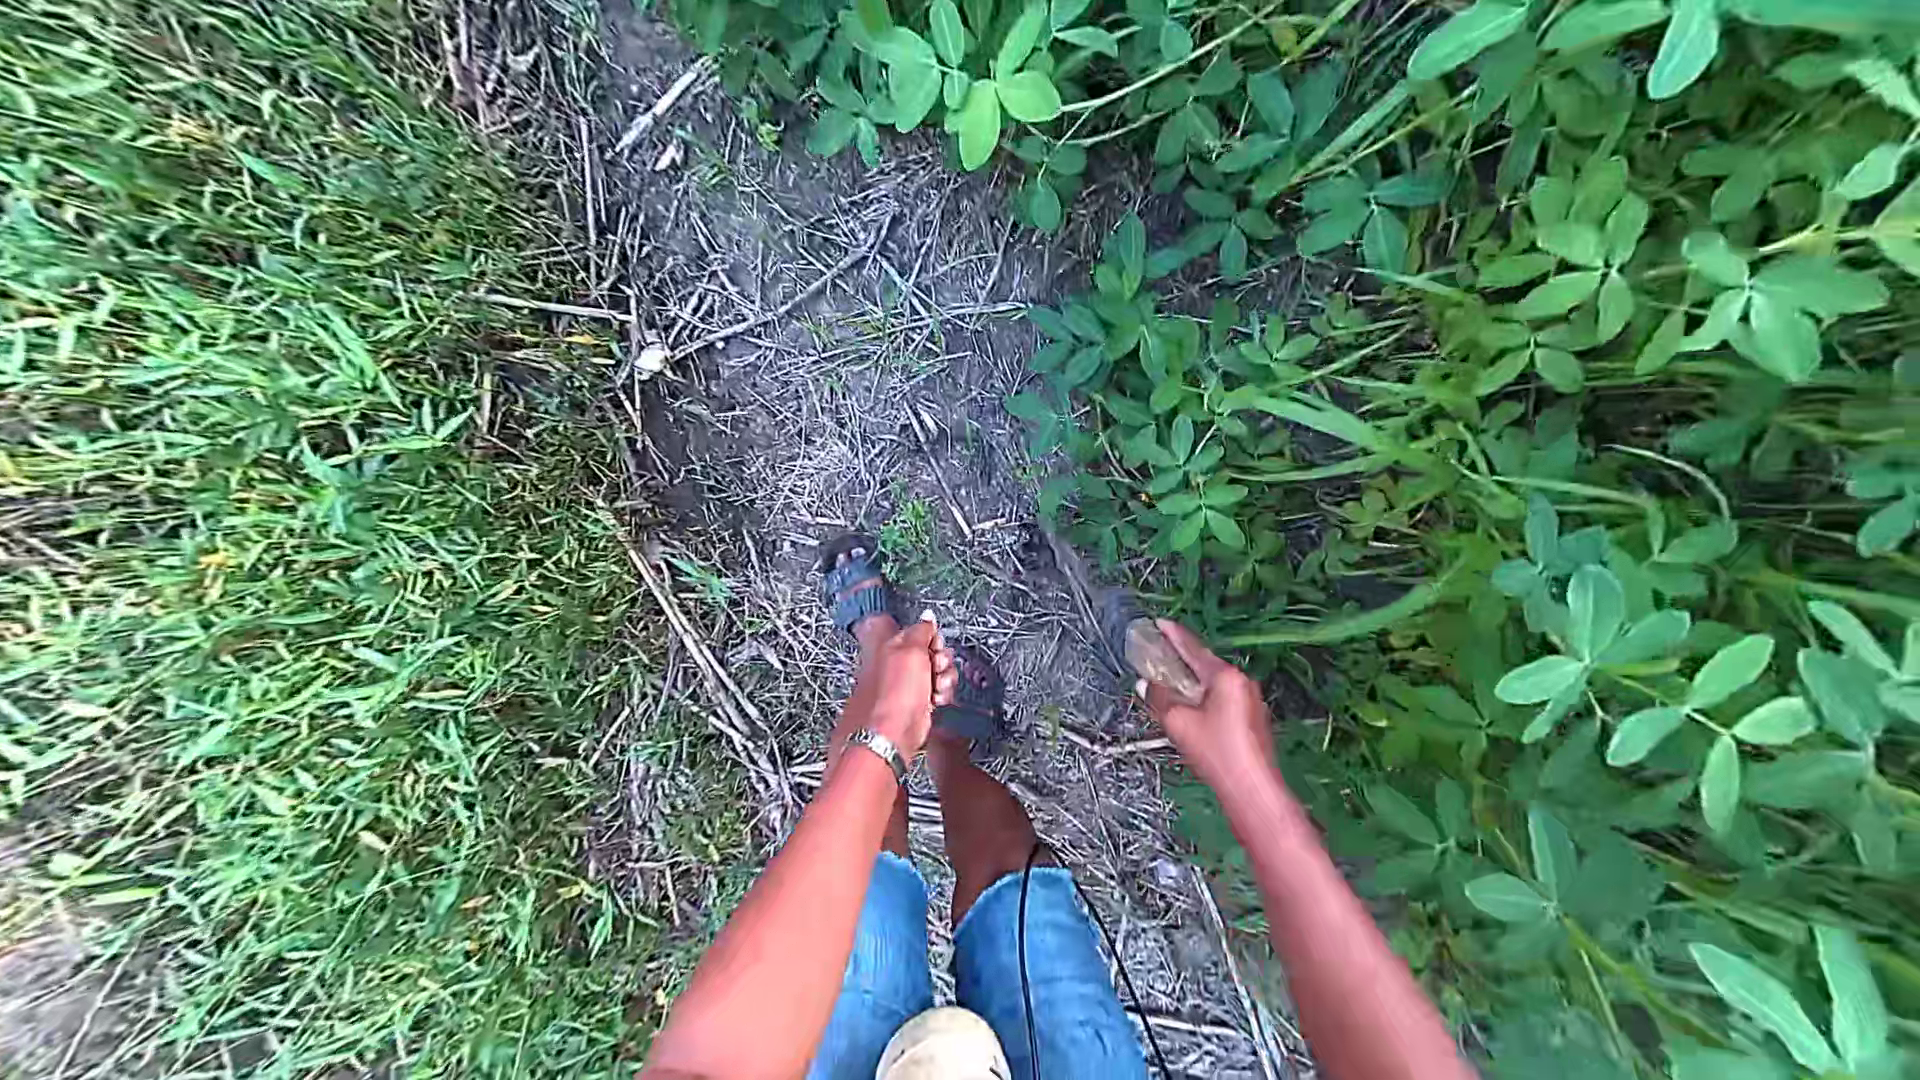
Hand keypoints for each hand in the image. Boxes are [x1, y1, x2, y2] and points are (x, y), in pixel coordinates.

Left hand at [844, 614, 956, 758]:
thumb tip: (928, 616)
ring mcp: (907, 687)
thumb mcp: (911, 650)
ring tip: (937, 687)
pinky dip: (941, 696)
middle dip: (941, 660)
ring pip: (938, 674)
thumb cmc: (894, 694)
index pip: (920, 633)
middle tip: (937, 667)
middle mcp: (898, 666)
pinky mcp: (917, 705)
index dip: (933, 639)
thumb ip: (922, 631)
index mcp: (892, 647)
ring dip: (944, 679)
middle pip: (932, 654)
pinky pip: (938, 693)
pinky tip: (936, 700)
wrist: (892, 734)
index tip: (935, 646)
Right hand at [1137, 620, 1273, 789]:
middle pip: (1204, 665)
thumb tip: (1146, 685)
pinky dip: (1204, 697)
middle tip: (1159, 656)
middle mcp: (1242, 683)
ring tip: (1170, 684)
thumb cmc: (1217, 753)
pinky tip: (1191, 708)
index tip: (1159, 623)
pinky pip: (1223, 698)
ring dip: (1192, 682)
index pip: (1193, 648)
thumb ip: (1159, 698)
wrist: (1252, 791)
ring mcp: (1251, 700)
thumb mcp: (1177, 722)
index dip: (1173, 634)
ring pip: (1214, 683)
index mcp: (1226, 677)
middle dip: (1180, 661)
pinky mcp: (1252, 718)